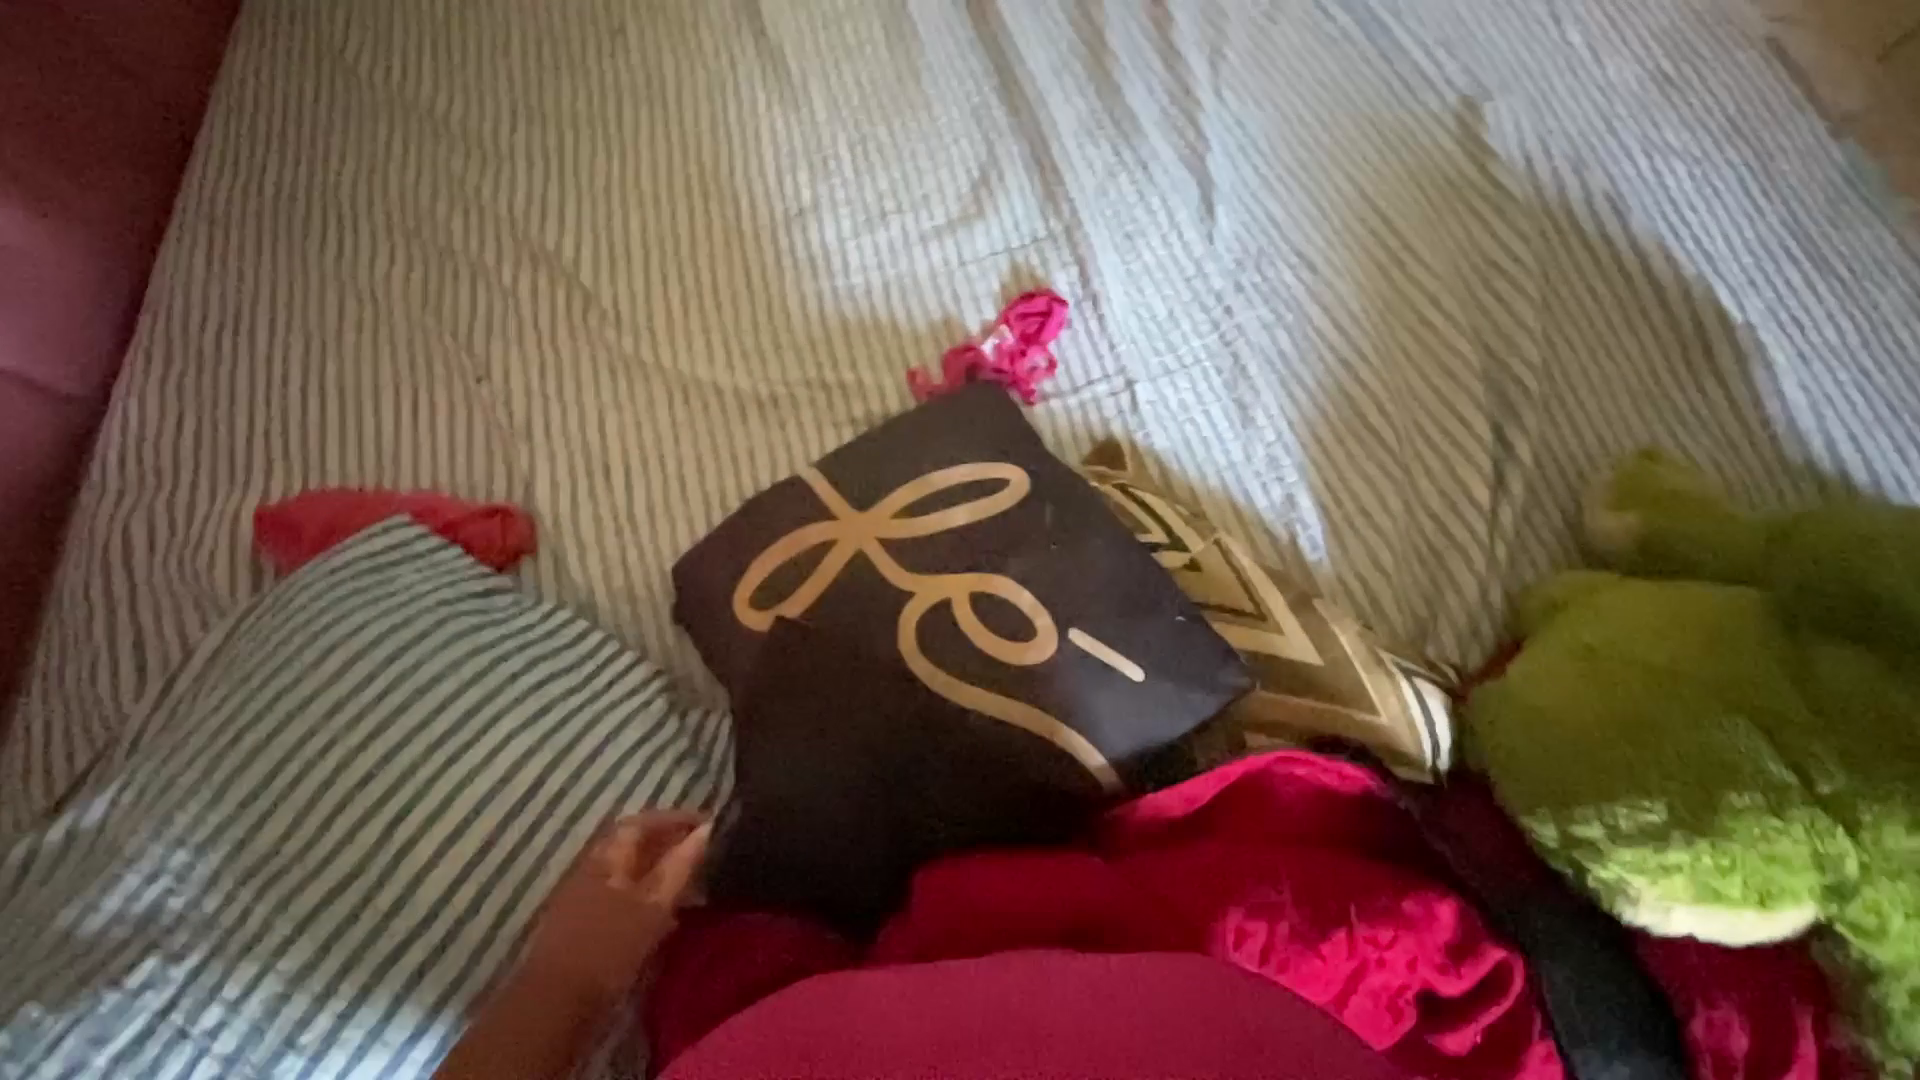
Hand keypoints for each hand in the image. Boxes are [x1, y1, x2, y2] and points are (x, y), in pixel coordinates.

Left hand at [519, 811, 712, 1001]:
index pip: (641, 823)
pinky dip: (647, 901)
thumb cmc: (608, 948)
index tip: (706, 824)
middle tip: (703, 854)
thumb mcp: (653, 905)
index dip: (674, 819)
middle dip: (669, 845)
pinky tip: (666, 920)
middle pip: (632, 847)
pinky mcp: (584, 930)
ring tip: (692, 886)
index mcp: (606, 859)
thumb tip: (706, 830)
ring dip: (659, 874)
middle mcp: (592, 872)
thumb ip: (680, 866)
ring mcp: (583, 901)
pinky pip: (622, 901)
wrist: (554, 1008)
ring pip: (628, 876)